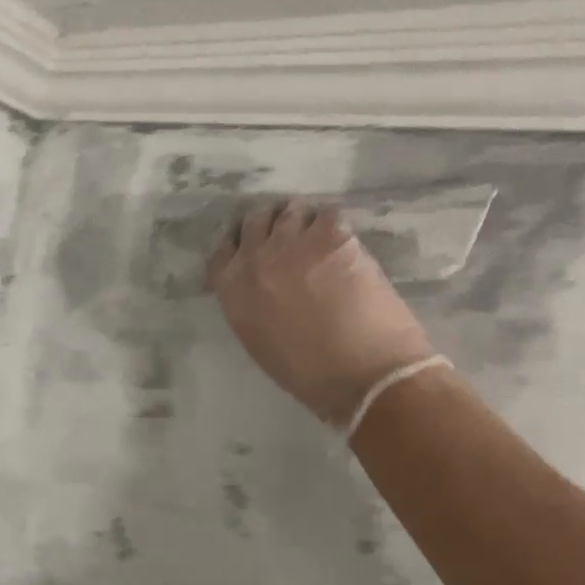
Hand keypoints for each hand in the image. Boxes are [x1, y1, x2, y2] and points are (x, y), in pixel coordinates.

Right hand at [205, 199, 438, 426]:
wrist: (362, 375)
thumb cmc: (308, 372)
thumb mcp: (258, 339)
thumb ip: (250, 304)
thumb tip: (263, 284)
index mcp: (232, 291)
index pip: (222, 250)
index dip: (238, 242)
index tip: (252, 244)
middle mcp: (254, 260)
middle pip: (254, 220)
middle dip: (270, 223)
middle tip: (289, 235)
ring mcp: (292, 244)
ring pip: (291, 210)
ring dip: (303, 220)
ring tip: (319, 236)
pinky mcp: (332, 237)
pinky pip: (328, 213)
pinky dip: (334, 224)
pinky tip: (344, 243)